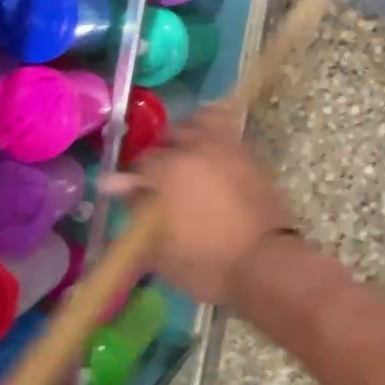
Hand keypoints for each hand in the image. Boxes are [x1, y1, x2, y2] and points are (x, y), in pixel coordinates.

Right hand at [101, 102, 297, 303]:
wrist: (264, 263)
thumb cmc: (206, 263)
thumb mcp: (159, 249)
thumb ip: (138, 211)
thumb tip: (119, 188)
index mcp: (168, 170)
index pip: (140, 162)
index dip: (131, 178)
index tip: (128, 191)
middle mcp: (196, 148)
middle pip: (170, 134)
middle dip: (159, 151)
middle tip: (157, 175)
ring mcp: (228, 147)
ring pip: (202, 120)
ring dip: (189, 133)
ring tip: (186, 155)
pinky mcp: (251, 155)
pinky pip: (228, 131)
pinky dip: (215, 136)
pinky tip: (212, 158)